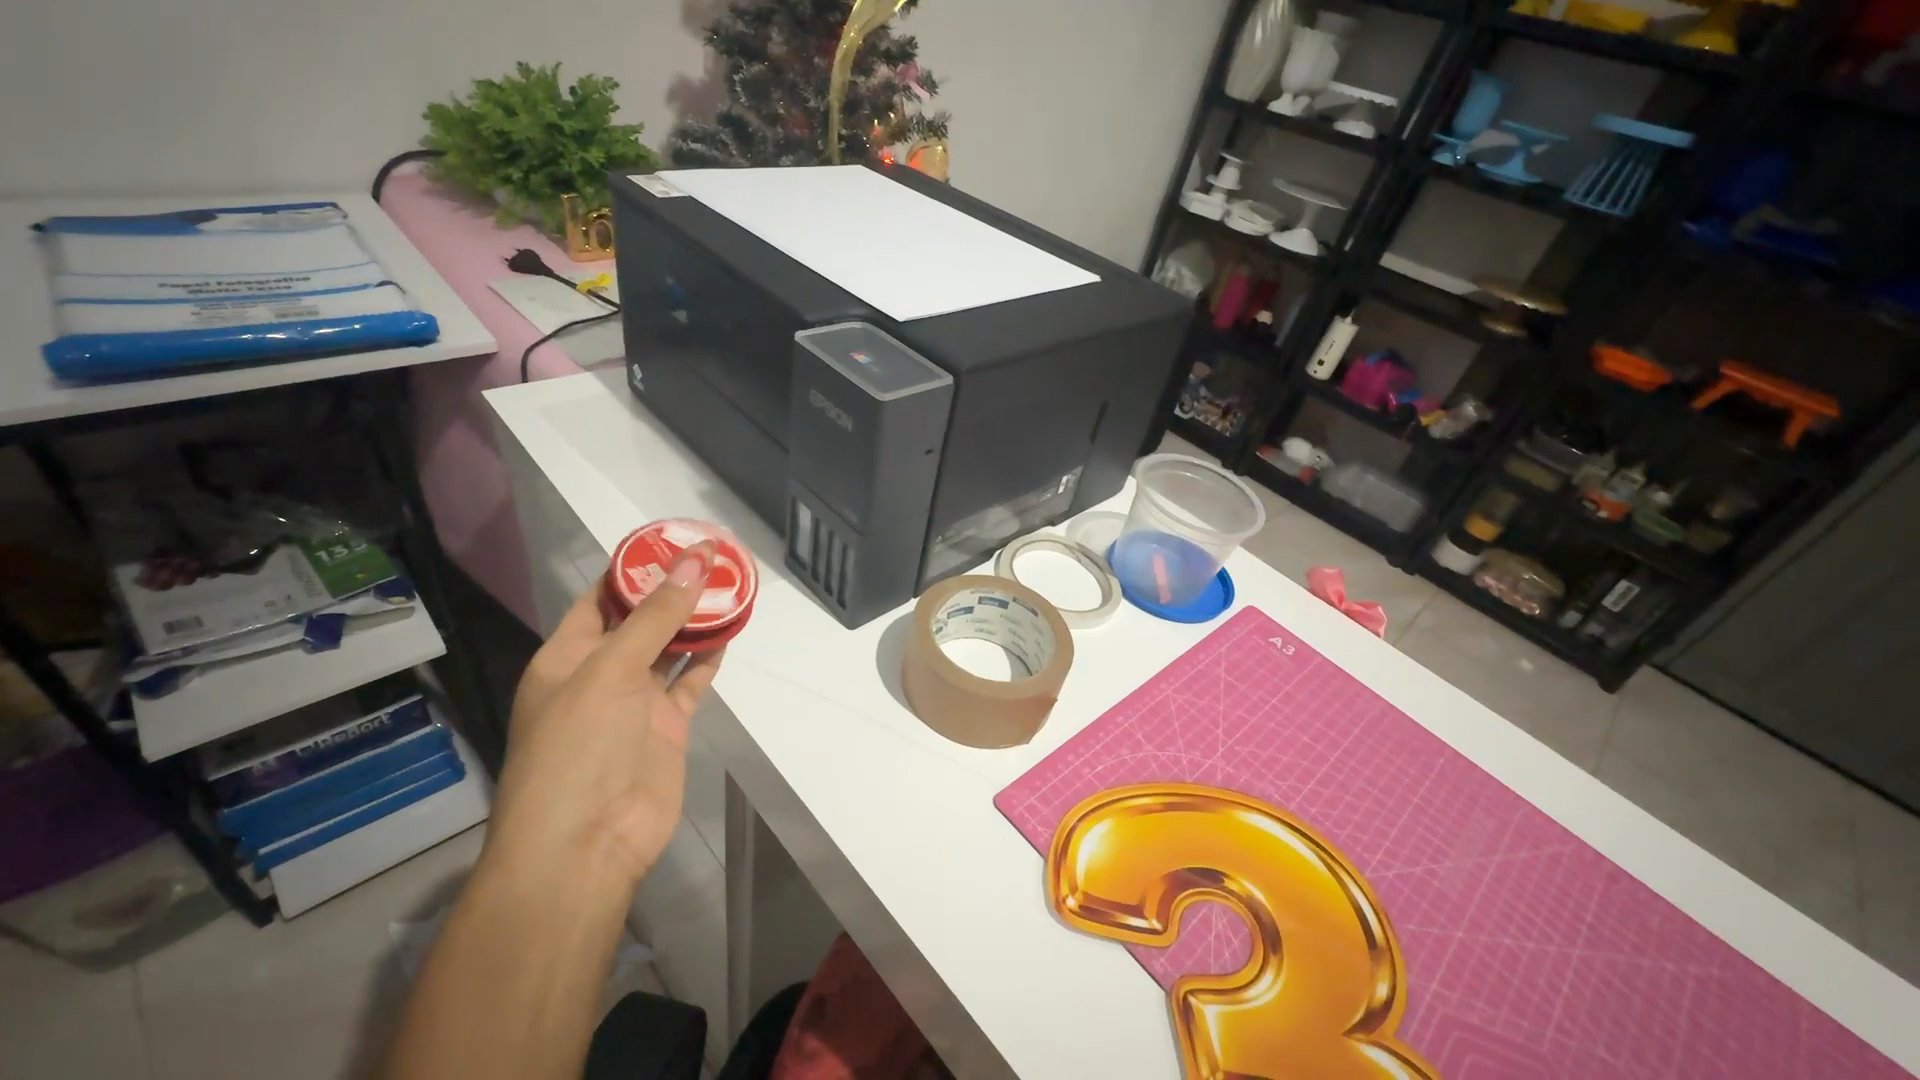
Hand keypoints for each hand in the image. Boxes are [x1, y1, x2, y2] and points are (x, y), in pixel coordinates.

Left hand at [485, 543, 723, 890]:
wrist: (586, 841)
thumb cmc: (579, 746)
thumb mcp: (610, 670)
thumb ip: (655, 616)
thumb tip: (694, 559)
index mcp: (567, 655)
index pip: (600, 598)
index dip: (634, 567)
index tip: (674, 537)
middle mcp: (600, 673)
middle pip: (640, 620)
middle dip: (672, 589)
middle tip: (715, 555)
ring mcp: (635, 702)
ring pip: (670, 649)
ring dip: (695, 621)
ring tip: (730, 584)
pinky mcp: (666, 727)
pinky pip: (690, 682)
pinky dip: (709, 658)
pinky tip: (730, 631)